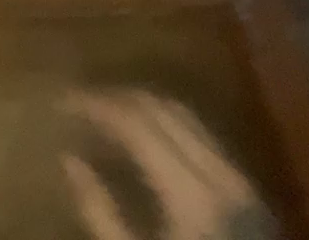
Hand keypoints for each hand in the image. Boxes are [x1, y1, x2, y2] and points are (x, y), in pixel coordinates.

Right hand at [62, 91, 269, 239]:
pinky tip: (143, 136)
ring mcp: (240, 177)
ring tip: (105, 113)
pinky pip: (201, 134)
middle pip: (160, 108)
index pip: (134, 121)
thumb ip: (100, 211)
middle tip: (78, 102)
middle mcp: (220, 173)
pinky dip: (166, 122)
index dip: (94, 103)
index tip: (61, 101)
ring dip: (141, 105)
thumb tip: (69, 159)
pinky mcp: (248, 187)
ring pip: (183, 114)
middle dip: (115, 98)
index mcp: (190, 192)